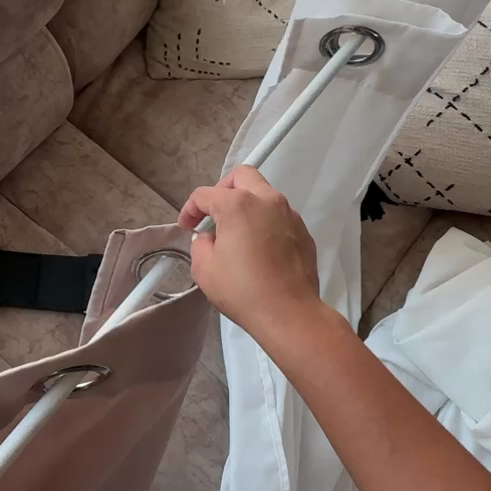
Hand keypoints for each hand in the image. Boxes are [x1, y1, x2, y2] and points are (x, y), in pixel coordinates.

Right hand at [178, 166, 336, 340]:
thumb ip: (200, 244)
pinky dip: (265, 221)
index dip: (190, 209)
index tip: (187, 226)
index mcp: (238, 205)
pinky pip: (279, 215)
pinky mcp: (303, 232)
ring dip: (246, 204)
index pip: (205, 194)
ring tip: (236, 231)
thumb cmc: (244, 291)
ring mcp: (289, 215)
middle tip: (213, 213)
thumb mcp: (204, 268)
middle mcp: (267, 201)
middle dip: (222, 189)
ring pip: (264, 193)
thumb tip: (208, 239)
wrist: (288, 313)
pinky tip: (257, 247)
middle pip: (242, 176)